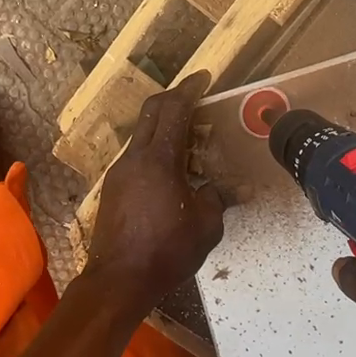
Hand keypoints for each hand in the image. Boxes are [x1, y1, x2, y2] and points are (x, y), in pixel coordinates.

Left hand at [83, 70, 225, 315]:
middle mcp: (134, 158)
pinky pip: (137, 156)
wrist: (118, 279)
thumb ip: (219, 197)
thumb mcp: (205, 225)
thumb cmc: (166, 250)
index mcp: (158, 159)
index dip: (190, 89)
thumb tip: (242, 188)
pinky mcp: (113, 188)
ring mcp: (119, 172)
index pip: (174, 110)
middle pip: (152, 112)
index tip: (204, 77)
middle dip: (174, 98)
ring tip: (190, 139)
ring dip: (164, 126)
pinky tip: (172, 169)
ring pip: (142, 135)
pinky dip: (155, 149)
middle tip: (196, 98)